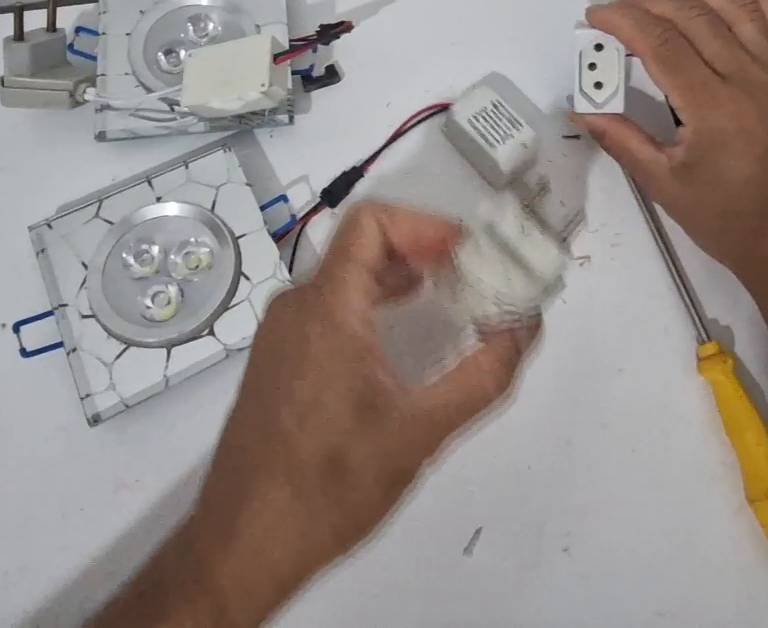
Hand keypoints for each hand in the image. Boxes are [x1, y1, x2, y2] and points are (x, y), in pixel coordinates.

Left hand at [101, 202, 539, 627]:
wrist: (241, 544)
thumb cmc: (330, 483)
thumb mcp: (421, 432)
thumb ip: (483, 376)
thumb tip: (526, 328)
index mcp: (327, 307)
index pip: (371, 222)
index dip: (424, 224)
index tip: (467, 253)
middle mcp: (297, 307)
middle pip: (362, 248)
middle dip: (422, 252)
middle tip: (471, 278)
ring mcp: (281, 335)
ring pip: (345, 281)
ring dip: (398, 281)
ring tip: (447, 306)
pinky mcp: (278, 363)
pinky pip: (329, 311)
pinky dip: (372, 309)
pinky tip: (401, 347)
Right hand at [574, 0, 767, 284]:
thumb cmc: (724, 220)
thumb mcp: (662, 184)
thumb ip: (620, 138)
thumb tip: (581, 106)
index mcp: (714, 110)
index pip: (663, 44)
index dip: (624, 21)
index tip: (594, 16)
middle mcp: (749, 81)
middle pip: (695, 19)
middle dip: (648, 5)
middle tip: (613, 8)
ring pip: (737, 10)